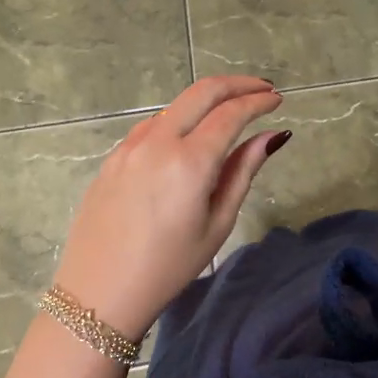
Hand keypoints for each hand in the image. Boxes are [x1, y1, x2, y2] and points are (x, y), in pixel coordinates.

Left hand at [52, 76, 287, 335]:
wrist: (99, 293)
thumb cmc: (169, 267)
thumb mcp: (218, 223)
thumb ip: (244, 171)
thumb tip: (272, 136)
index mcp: (190, 162)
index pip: (231, 113)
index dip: (258, 101)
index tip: (278, 99)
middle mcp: (158, 143)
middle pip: (202, 91)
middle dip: (237, 84)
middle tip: (262, 89)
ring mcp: (130, 146)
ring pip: (176, 105)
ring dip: (207, 99)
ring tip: (231, 111)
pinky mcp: (113, 157)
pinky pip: (153, 125)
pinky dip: (180, 118)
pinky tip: (191, 135)